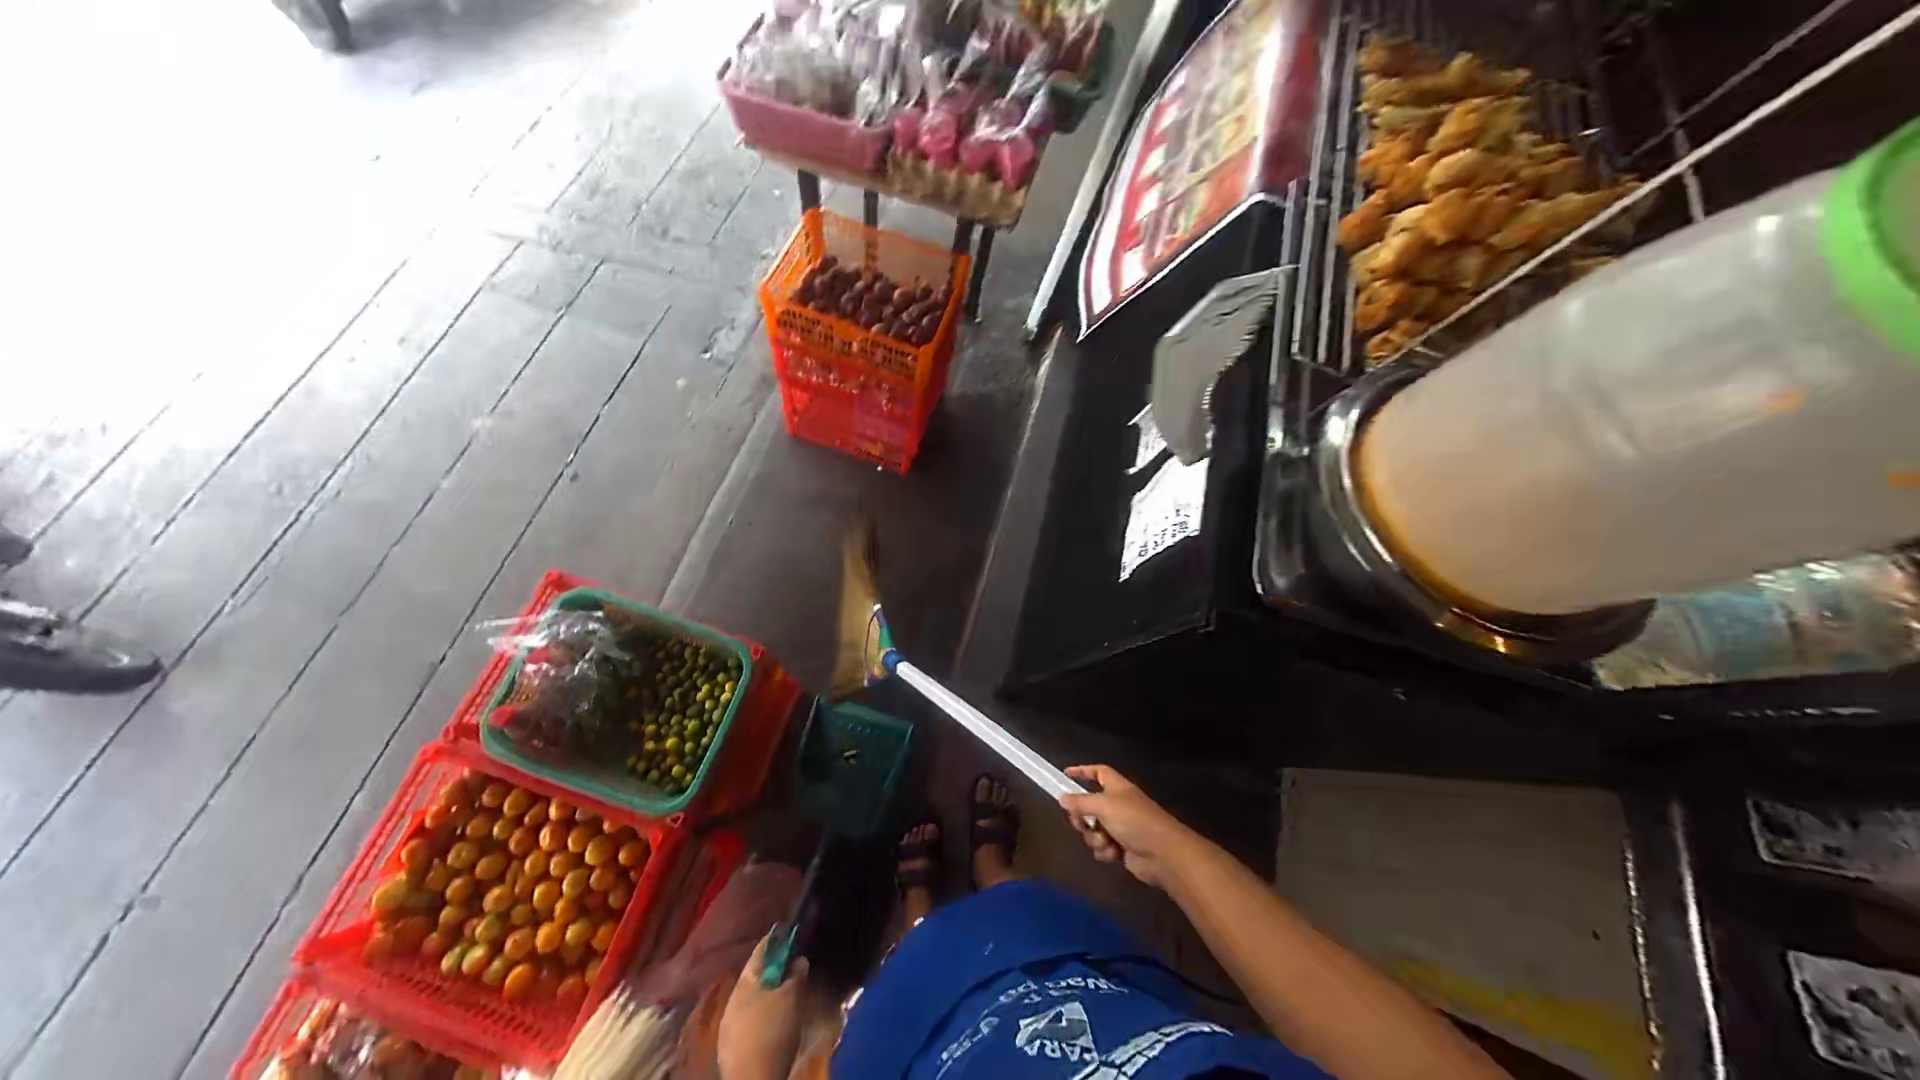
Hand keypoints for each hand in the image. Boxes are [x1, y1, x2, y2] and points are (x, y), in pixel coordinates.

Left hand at [718, 937, 809, 1079]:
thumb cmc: (773, 1032)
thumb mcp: (792, 998)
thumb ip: (795, 975)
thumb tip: (798, 959)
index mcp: (745, 983)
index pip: (760, 952)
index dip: (775, 940)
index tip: (787, 931)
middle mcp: (732, 999)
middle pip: (755, 975)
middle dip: (773, 969)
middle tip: (791, 965)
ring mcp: (729, 1024)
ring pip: (751, 997)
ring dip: (767, 991)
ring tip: (785, 993)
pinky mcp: (731, 1045)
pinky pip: (749, 1018)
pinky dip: (762, 1012)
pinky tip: (773, 1020)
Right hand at [1058, 765, 1207, 890]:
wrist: (1162, 854)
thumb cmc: (1134, 821)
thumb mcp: (1104, 806)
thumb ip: (1080, 802)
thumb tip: (1062, 798)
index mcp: (1117, 788)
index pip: (1098, 772)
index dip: (1083, 771)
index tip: (1065, 775)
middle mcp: (1118, 805)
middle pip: (1089, 805)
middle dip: (1081, 817)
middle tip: (1079, 823)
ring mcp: (1120, 827)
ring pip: (1093, 829)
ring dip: (1095, 838)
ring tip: (1105, 842)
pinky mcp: (1122, 848)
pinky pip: (1102, 847)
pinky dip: (1105, 851)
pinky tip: (1114, 854)